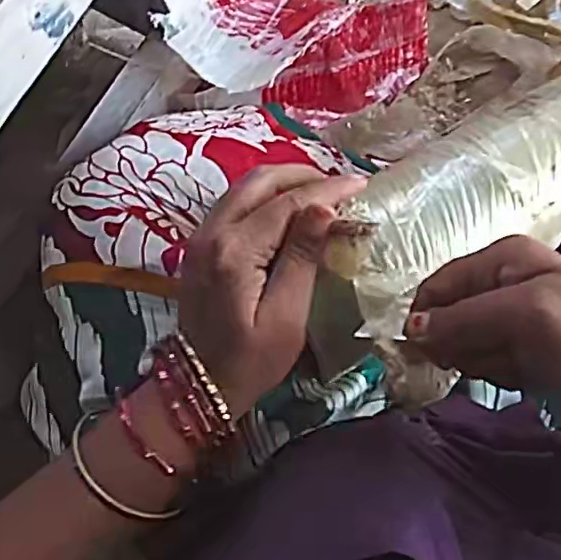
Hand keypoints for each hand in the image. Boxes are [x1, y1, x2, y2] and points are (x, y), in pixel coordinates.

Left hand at [178, 167, 367, 413]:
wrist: (199, 384)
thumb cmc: (251, 360)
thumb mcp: (287, 316)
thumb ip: (303, 258)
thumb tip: (324, 209)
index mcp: (235, 251)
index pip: (288, 203)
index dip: (328, 189)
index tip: (361, 185)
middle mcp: (212, 232)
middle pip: (261, 180)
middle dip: (305, 175)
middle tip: (342, 187)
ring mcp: (202, 236)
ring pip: (246, 187)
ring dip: (286, 183)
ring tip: (323, 195)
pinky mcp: (202, 244)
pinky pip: (238, 203)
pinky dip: (269, 197)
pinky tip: (293, 211)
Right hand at [406, 236, 560, 448]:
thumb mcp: (532, 315)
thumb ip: (468, 318)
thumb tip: (410, 329)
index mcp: (505, 260)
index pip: (440, 285)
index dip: (422, 318)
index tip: (410, 355)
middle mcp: (507, 286)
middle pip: (449, 315)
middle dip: (451, 344)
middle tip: (476, 365)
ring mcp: (519, 323)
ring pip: (467, 344)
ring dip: (474, 363)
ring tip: (513, 370)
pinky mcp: (530, 357)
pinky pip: (490, 365)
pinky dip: (494, 376)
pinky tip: (520, 380)